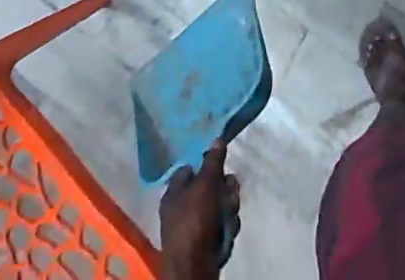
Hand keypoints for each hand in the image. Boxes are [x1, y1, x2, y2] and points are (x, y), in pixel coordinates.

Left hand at [159, 142, 239, 279]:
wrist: (194, 266)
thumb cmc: (195, 219)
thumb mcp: (206, 184)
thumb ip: (212, 161)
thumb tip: (217, 138)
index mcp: (174, 191)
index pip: (191, 168)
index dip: (207, 164)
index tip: (221, 164)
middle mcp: (181, 207)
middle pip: (210, 187)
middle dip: (225, 189)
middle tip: (231, 192)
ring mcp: (193, 225)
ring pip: (219, 206)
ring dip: (229, 208)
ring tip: (229, 216)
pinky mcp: (205, 241)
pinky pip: (221, 225)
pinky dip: (226, 226)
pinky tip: (228, 232)